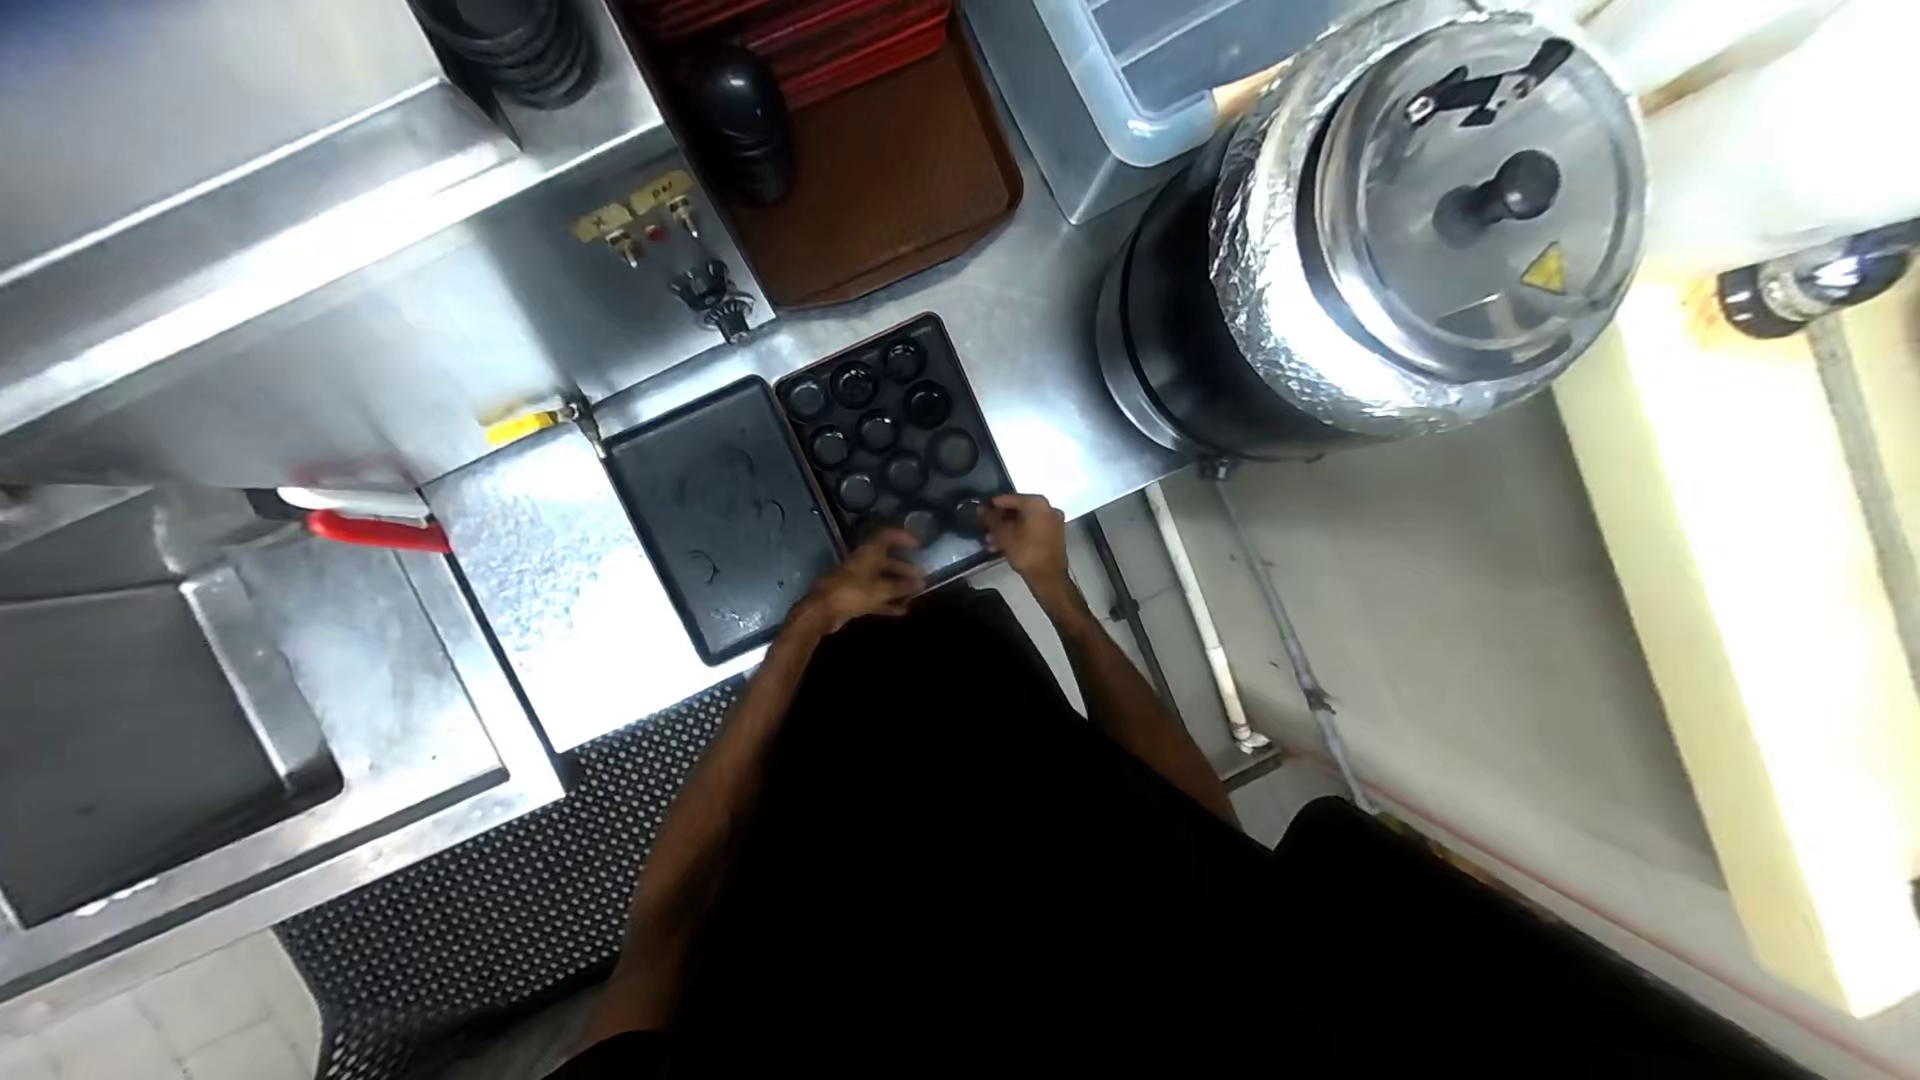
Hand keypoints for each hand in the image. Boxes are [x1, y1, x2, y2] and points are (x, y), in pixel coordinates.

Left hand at [795, 528, 924, 632]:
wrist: (822, 611)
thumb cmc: (852, 593)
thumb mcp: (880, 589)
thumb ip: (901, 586)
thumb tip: (921, 583)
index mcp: (868, 554)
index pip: (887, 537)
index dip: (902, 538)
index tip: (917, 546)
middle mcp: (864, 564)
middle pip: (887, 562)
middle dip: (905, 569)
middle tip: (921, 577)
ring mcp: (858, 581)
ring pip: (882, 581)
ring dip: (898, 587)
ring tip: (915, 594)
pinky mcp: (855, 597)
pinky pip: (876, 597)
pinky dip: (888, 602)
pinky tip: (902, 610)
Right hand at [984, 493, 1067, 585]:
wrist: (1048, 578)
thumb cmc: (1025, 552)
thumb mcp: (1003, 534)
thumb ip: (990, 519)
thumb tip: (980, 509)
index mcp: (1037, 503)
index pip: (1009, 498)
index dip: (992, 505)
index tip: (980, 512)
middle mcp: (1048, 508)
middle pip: (1018, 510)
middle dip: (999, 520)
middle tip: (984, 528)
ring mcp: (1053, 522)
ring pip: (1024, 522)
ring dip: (1007, 530)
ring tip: (990, 541)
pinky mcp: (1054, 536)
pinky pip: (1032, 530)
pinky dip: (1018, 535)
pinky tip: (1002, 546)